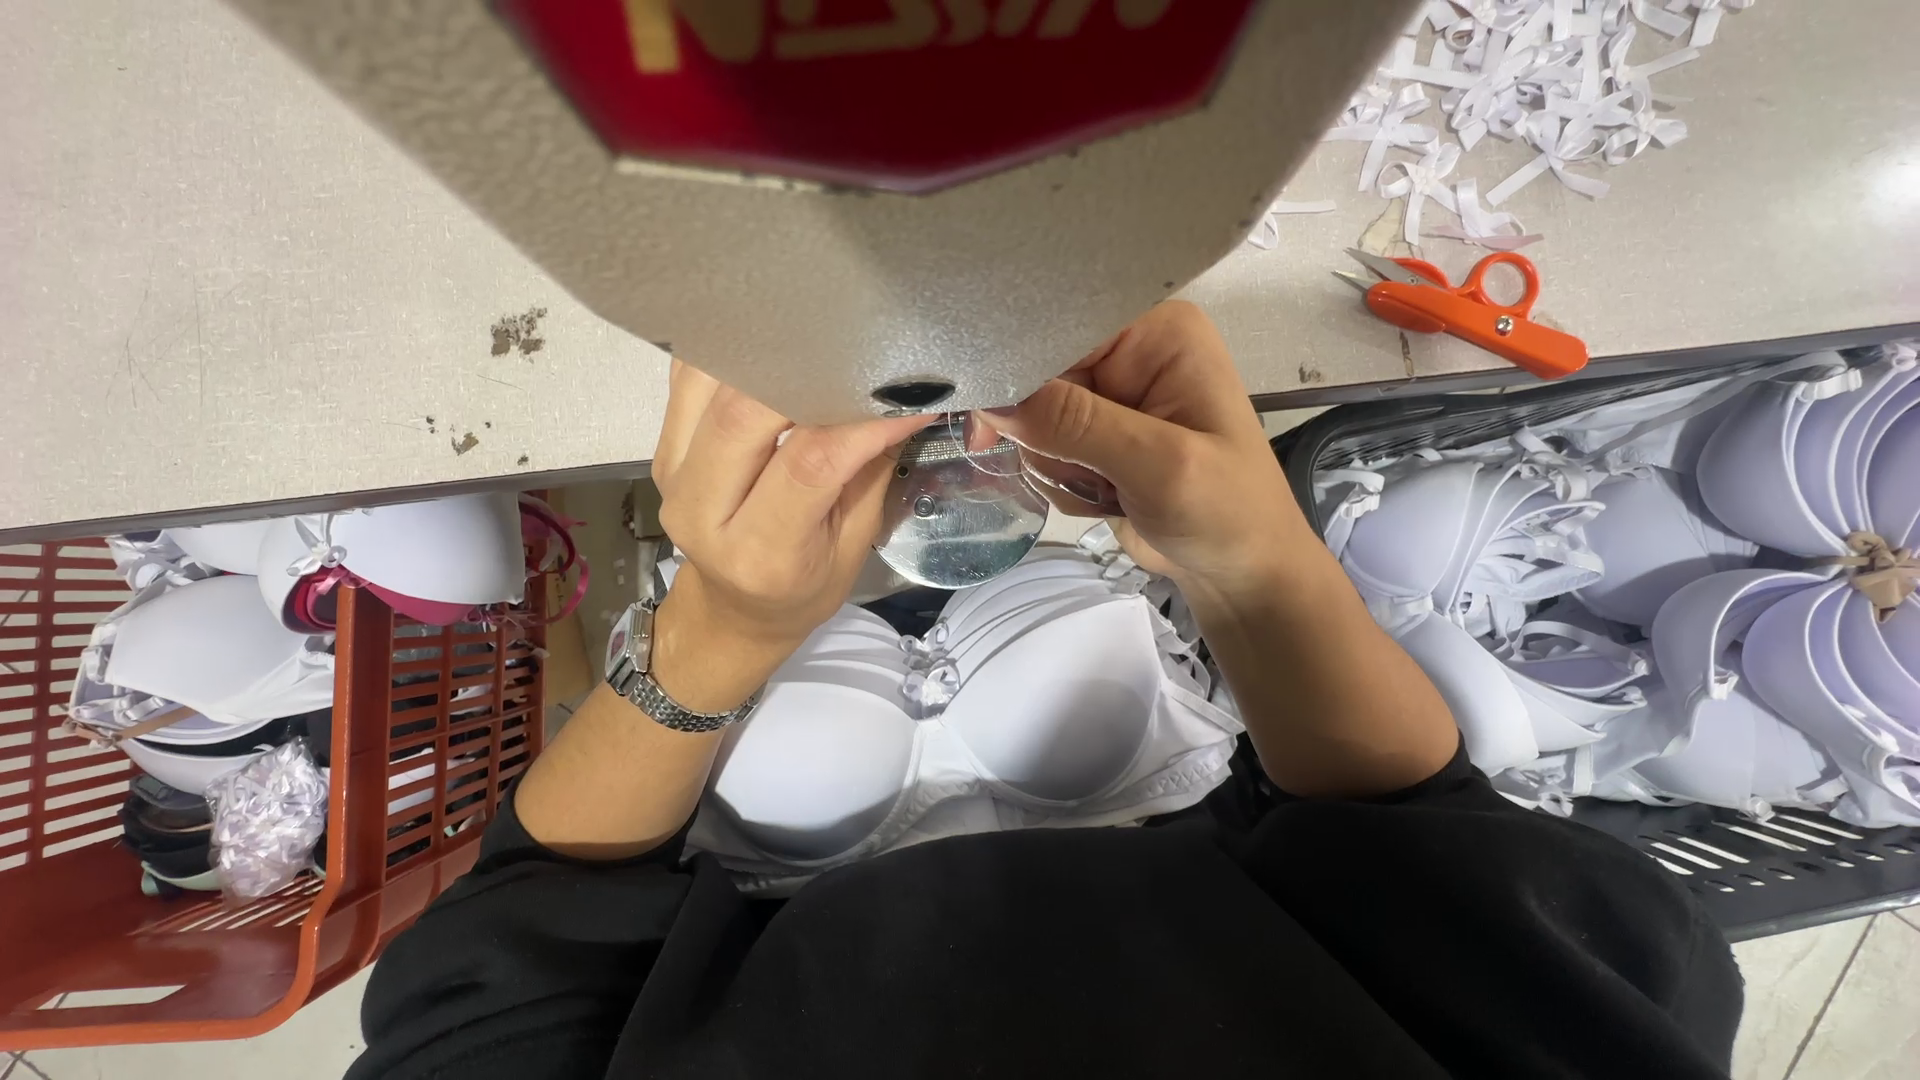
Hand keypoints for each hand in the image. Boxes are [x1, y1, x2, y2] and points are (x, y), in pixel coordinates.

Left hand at [649, 360, 930, 706]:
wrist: (733, 611)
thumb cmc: (803, 587)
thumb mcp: (853, 544)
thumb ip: (871, 470)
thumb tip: (908, 399)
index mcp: (761, 554)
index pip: (810, 463)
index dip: (859, 418)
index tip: (904, 391)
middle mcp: (703, 513)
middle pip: (744, 415)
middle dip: (804, 373)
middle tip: (854, 353)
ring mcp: (672, 476)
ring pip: (709, 385)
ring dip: (764, 355)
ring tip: (814, 342)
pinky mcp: (662, 450)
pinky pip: (688, 378)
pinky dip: (729, 353)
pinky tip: (768, 346)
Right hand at [974, 302, 1309, 599]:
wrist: (1240, 572)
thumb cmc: (1226, 512)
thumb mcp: (1157, 463)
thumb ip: (1076, 425)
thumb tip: (992, 401)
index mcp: (1156, 334)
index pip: (1060, 329)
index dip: (1022, 370)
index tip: (992, 420)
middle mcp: (1130, 356)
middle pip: (1038, 376)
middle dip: (1047, 434)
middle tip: (1079, 472)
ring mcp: (1112, 400)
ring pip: (1033, 420)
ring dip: (1058, 466)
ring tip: (1109, 490)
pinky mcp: (1099, 439)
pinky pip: (1045, 450)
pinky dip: (1064, 482)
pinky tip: (1105, 499)